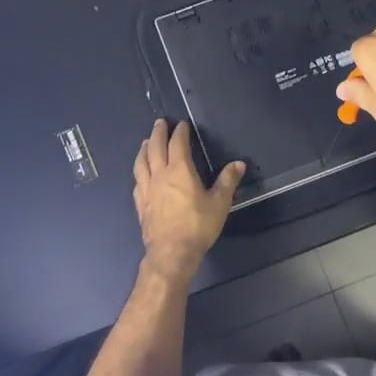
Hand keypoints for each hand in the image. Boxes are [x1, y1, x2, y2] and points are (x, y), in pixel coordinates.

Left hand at [133, 119, 244, 278]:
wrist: (171, 252)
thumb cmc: (197, 226)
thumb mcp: (219, 203)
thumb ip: (227, 181)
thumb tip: (238, 164)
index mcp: (179, 170)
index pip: (177, 143)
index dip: (180, 132)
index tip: (182, 124)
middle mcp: (159, 175)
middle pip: (155, 147)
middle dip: (158, 133)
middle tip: (160, 123)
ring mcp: (146, 189)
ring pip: (141, 163)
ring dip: (144, 149)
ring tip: (146, 142)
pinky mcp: (140, 204)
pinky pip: (137, 181)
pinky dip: (139, 172)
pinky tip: (141, 174)